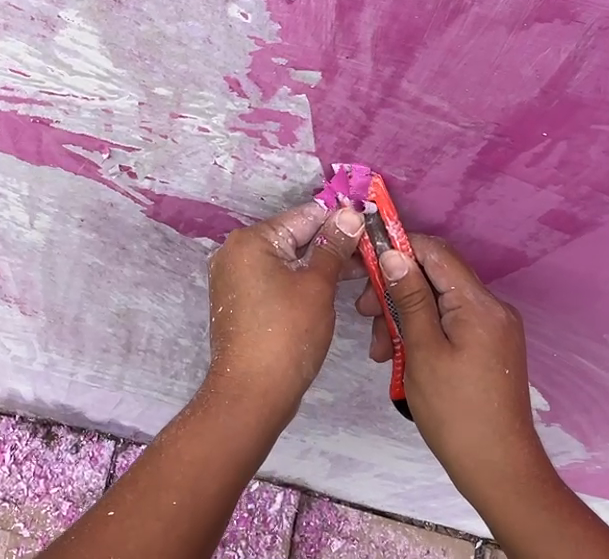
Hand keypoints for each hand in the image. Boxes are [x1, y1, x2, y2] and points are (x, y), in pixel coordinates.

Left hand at [205, 201, 364, 423]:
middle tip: (372, 250)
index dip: (341, 219)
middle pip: (295, 236)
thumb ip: (334, 247)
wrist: (251, 395)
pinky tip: (332, 285)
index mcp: (251, 240)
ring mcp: (235, 276)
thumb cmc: (287, 336)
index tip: (372, 222)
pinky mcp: (241, 299)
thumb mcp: (317, 286)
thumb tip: (351, 213)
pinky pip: (276, 278)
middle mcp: (237, 251)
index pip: (304, 217)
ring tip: (361, 269)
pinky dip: (302, 279)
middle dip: (332, 243)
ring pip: (287, 259)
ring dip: (321, 263)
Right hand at [355, 235, 550, 511]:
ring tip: (380, 349)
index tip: (363, 262)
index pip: (435, 252)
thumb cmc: (455, 412)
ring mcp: (493, 329)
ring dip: (404, 315)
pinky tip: (400, 357)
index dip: (397, 248)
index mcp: (479, 304)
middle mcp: (492, 308)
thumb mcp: (422, 351)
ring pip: (439, 301)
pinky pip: (450, 322)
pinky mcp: (489, 347)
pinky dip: (422, 331)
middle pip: (435, 276)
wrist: (500, 472)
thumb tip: (392, 253)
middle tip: (364, 314)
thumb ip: (409, 298)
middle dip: (396, 289)